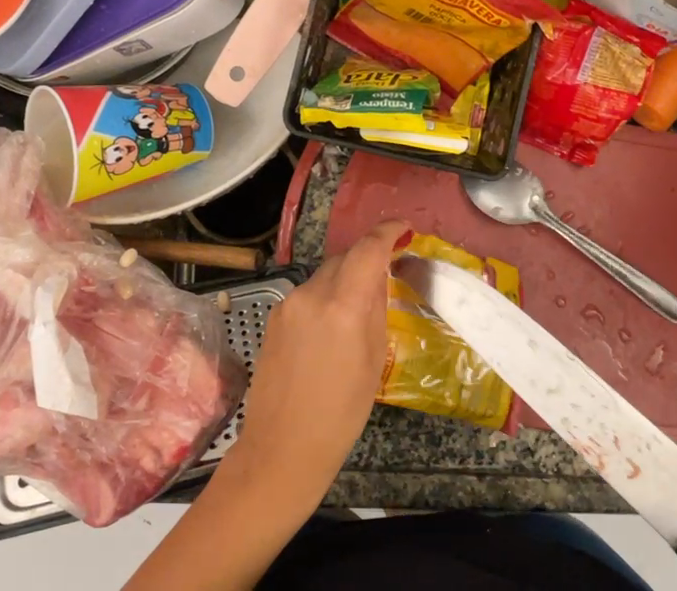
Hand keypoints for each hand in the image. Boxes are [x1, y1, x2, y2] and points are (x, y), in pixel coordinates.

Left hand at [224, 220, 409, 507]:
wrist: (282, 447)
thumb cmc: (341, 413)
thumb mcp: (373, 359)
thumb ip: (375, 309)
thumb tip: (378, 277)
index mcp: (344, 305)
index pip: (368, 248)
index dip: (388, 232)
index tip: (403, 229)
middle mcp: (312, 294)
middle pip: (344, 258)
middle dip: (366, 259)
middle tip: (386, 275)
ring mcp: (288, 305)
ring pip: (324, 277)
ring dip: (344, 282)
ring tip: (357, 313)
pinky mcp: (273, 318)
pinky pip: (307, 295)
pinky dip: (324, 299)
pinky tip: (330, 331)